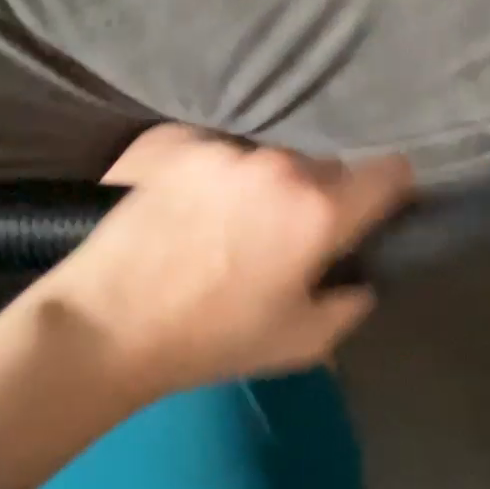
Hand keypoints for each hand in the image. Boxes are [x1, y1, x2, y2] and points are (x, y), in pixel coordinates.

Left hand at [29, 128, 411, 397]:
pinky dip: (218, 176)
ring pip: (273, 160)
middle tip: (288, 235)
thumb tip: (361, 277)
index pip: (391, 170)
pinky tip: (191, 208)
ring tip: (230, 224)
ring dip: (267, 185)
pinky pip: (221, 153)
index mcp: (321, 210)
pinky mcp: (180, 145)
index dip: (392, 189)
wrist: (97, 330)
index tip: (374, 210)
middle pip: (327, 167)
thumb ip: (352, 303)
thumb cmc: (209, 340)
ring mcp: (228, 151)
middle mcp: (283, 167)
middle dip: (319, 196)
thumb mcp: (301, 343)